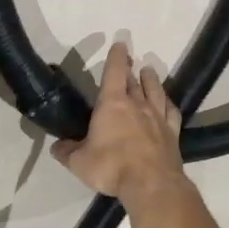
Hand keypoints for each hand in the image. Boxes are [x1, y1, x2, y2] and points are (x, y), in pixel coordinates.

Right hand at [50, 41, 183, 204]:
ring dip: (151, 80)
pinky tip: (167, 102)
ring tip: (149, 71)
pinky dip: (168, 103)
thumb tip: (57, 147)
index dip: (116, 57)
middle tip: (130, 62)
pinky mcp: (171, 132)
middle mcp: (137, 104)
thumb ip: (67, 152)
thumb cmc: (110, 167)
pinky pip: (171, 111)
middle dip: (130, 70)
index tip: (120, 44)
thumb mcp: (78, 162)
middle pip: (134, 81)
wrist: (150, 183)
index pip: (114, 72)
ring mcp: (158, 117)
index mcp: (112, 105)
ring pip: (155, 91)